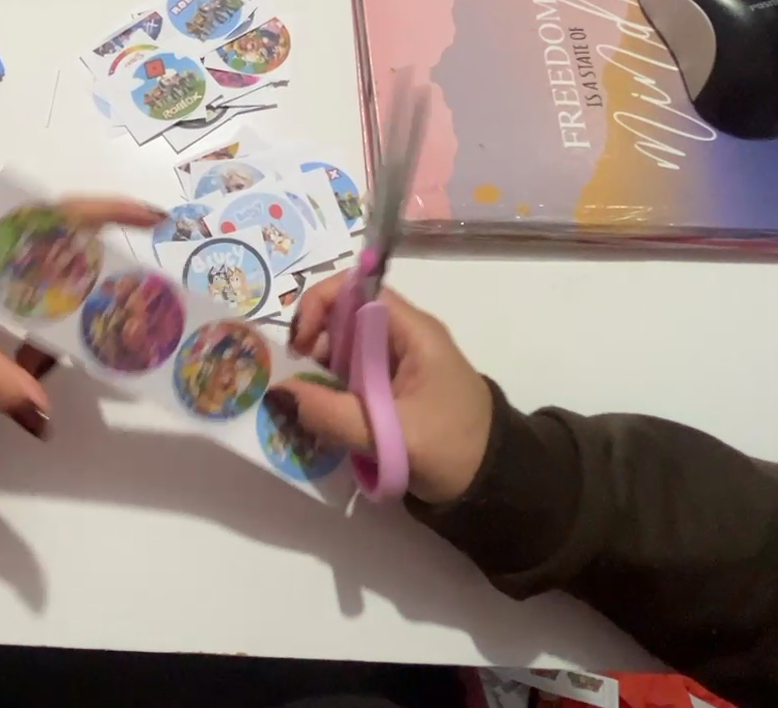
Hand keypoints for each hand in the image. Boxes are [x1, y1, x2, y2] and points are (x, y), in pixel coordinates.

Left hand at [0, 198, 164, 439]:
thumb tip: (46, 415)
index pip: (62, 216)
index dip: (112, 211)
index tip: (155, 217)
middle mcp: (4, 247)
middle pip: (73, 252)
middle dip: (109, 277)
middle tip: (140, 307)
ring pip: (58, 281)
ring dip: (79, 310)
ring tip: (100, 344)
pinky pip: (37, 301)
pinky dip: (49, 328)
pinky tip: (39, 364)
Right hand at [274, 277, 493, 503]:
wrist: (499, 489)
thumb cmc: (454, 450)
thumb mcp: (390, 436)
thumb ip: (333, 415)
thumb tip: (279, 392)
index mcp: (412, 332)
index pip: (356, 289)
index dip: (319, 305)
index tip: (299, 345)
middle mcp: (402, 337)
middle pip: (343, 316)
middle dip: (312, 342)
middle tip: (296, 381)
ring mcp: (396, 362)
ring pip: (343, 346)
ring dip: (318, 369)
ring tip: (305, 403)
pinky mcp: (390, 386)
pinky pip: (350, 372)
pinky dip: (330, 387)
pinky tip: (320, 413)